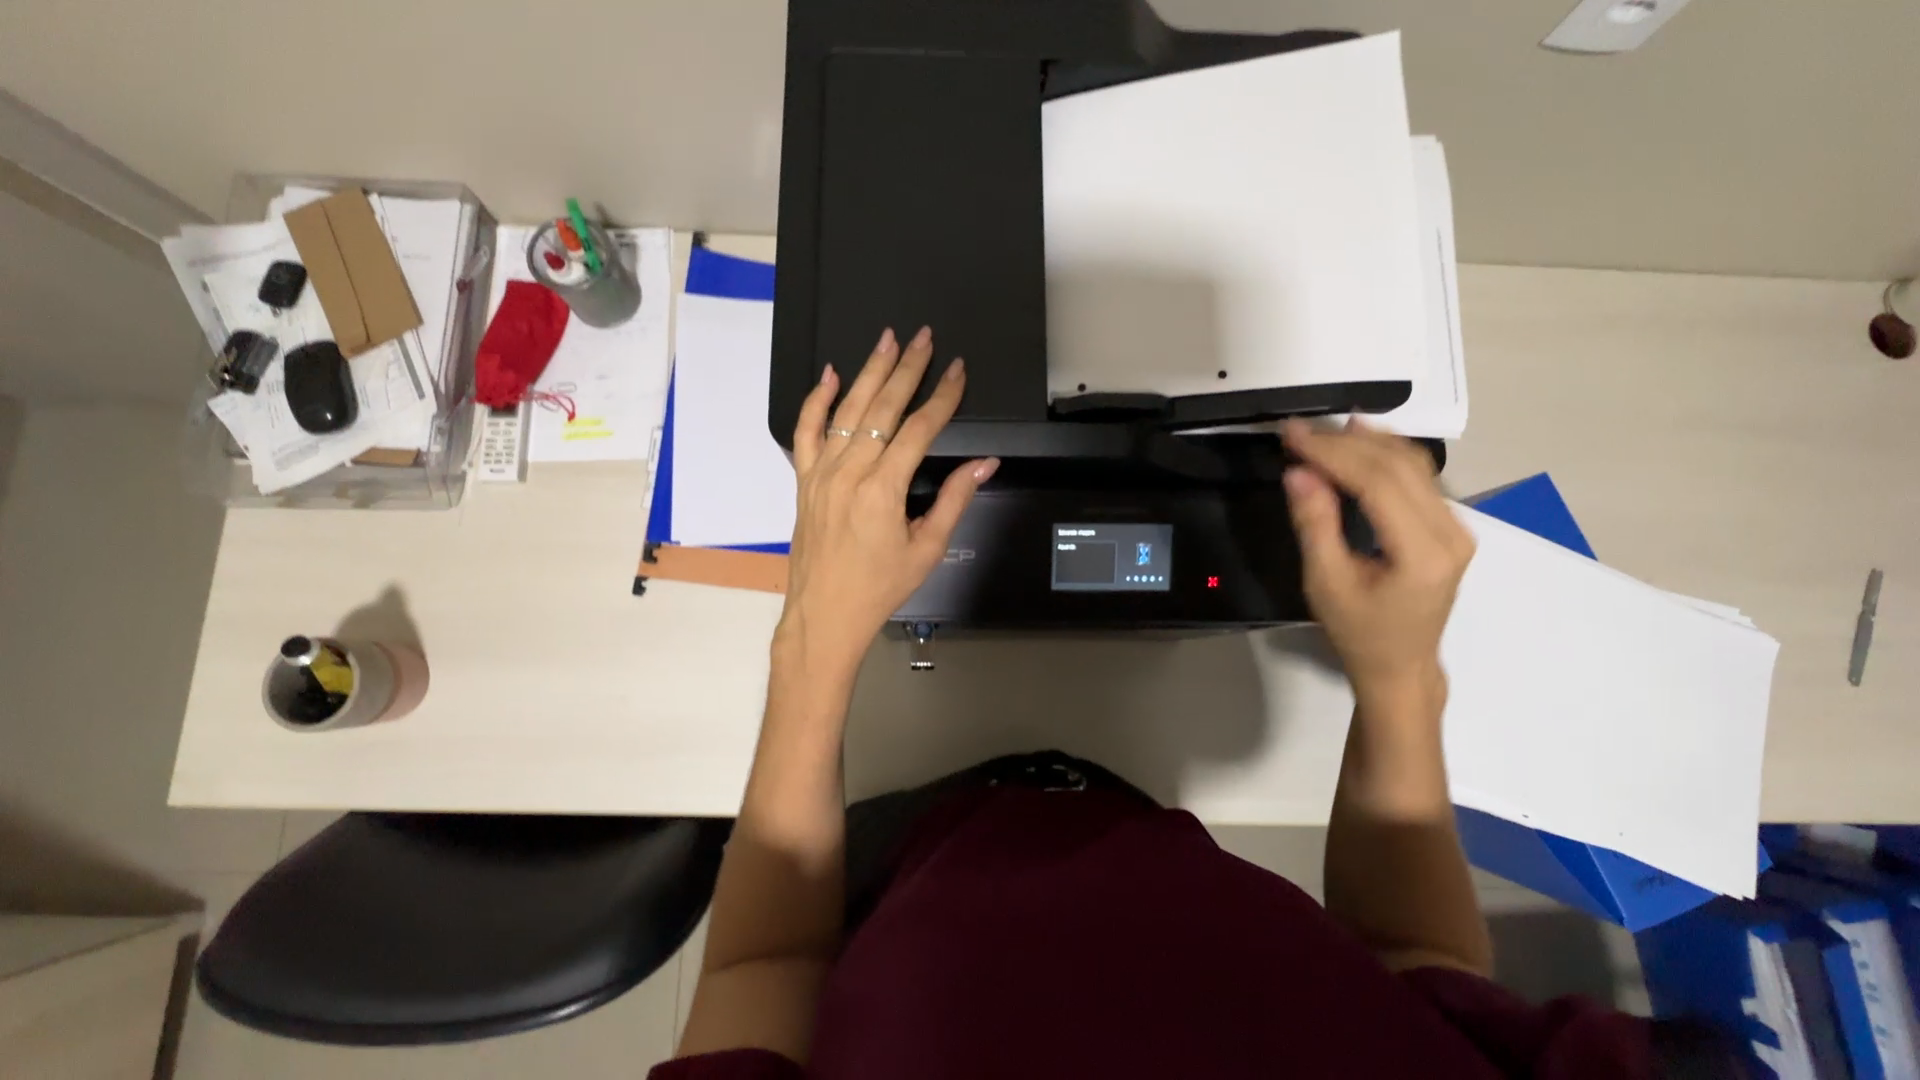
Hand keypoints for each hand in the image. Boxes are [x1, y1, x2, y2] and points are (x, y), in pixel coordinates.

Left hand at [779, 327, 997, 672]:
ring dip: (868, 372)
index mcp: (882, 491)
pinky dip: (817, 402)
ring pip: (846, 411)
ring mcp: (821, 474)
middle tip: (924, 339)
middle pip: (881, 408)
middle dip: (907, 369)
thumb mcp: (927, 548)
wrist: (826, 614)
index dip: (942, 397)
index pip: (918, 429)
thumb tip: (983, 464)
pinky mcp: (805, 481)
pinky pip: (806, 432)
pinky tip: (829, 376)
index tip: (957, 372)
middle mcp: (848, 474)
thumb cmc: (878, 588)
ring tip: (886, 341)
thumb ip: (955, 499)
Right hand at [1281, 419, 1474, 706]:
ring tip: (1325, 430)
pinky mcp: (1451, 526)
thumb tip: (1298, 472)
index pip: (1379, 483)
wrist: (1400, 667)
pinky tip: (1360, 442)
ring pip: (1414, 464)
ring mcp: (1458, 528)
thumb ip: (1315, 524)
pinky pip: (1421, 476)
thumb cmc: (1359, 633)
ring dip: (1368, 442)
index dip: (1334, 453)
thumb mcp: (1326, 584)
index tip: (1293, 436)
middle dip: (1346, 443)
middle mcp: (1451, 533)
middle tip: (1299, 432)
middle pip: (1399, 466)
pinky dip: (1385, 455)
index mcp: (1423, 553)